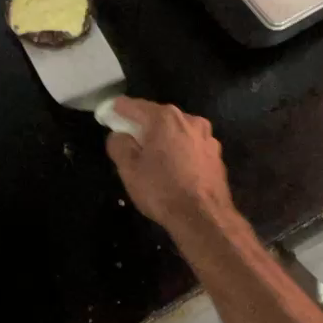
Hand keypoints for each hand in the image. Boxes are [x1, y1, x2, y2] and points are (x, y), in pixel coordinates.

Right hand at [105, 97, 234, 234]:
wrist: (203, 217)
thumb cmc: (161, 190)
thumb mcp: (129, 169)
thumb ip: (119, 145)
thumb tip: (119, 134)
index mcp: (164, 118)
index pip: (133, 106)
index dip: (117, 110)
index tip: (106, 115)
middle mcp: (189, 119)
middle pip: (158, 117)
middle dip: (142, 127)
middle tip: (129, 141)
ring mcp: (207, 136)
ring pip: (176, 132)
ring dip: (163, 140)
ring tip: (153, 159)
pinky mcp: (216, 155)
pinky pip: (190, 147)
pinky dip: (179, 152)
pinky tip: (174, 170)